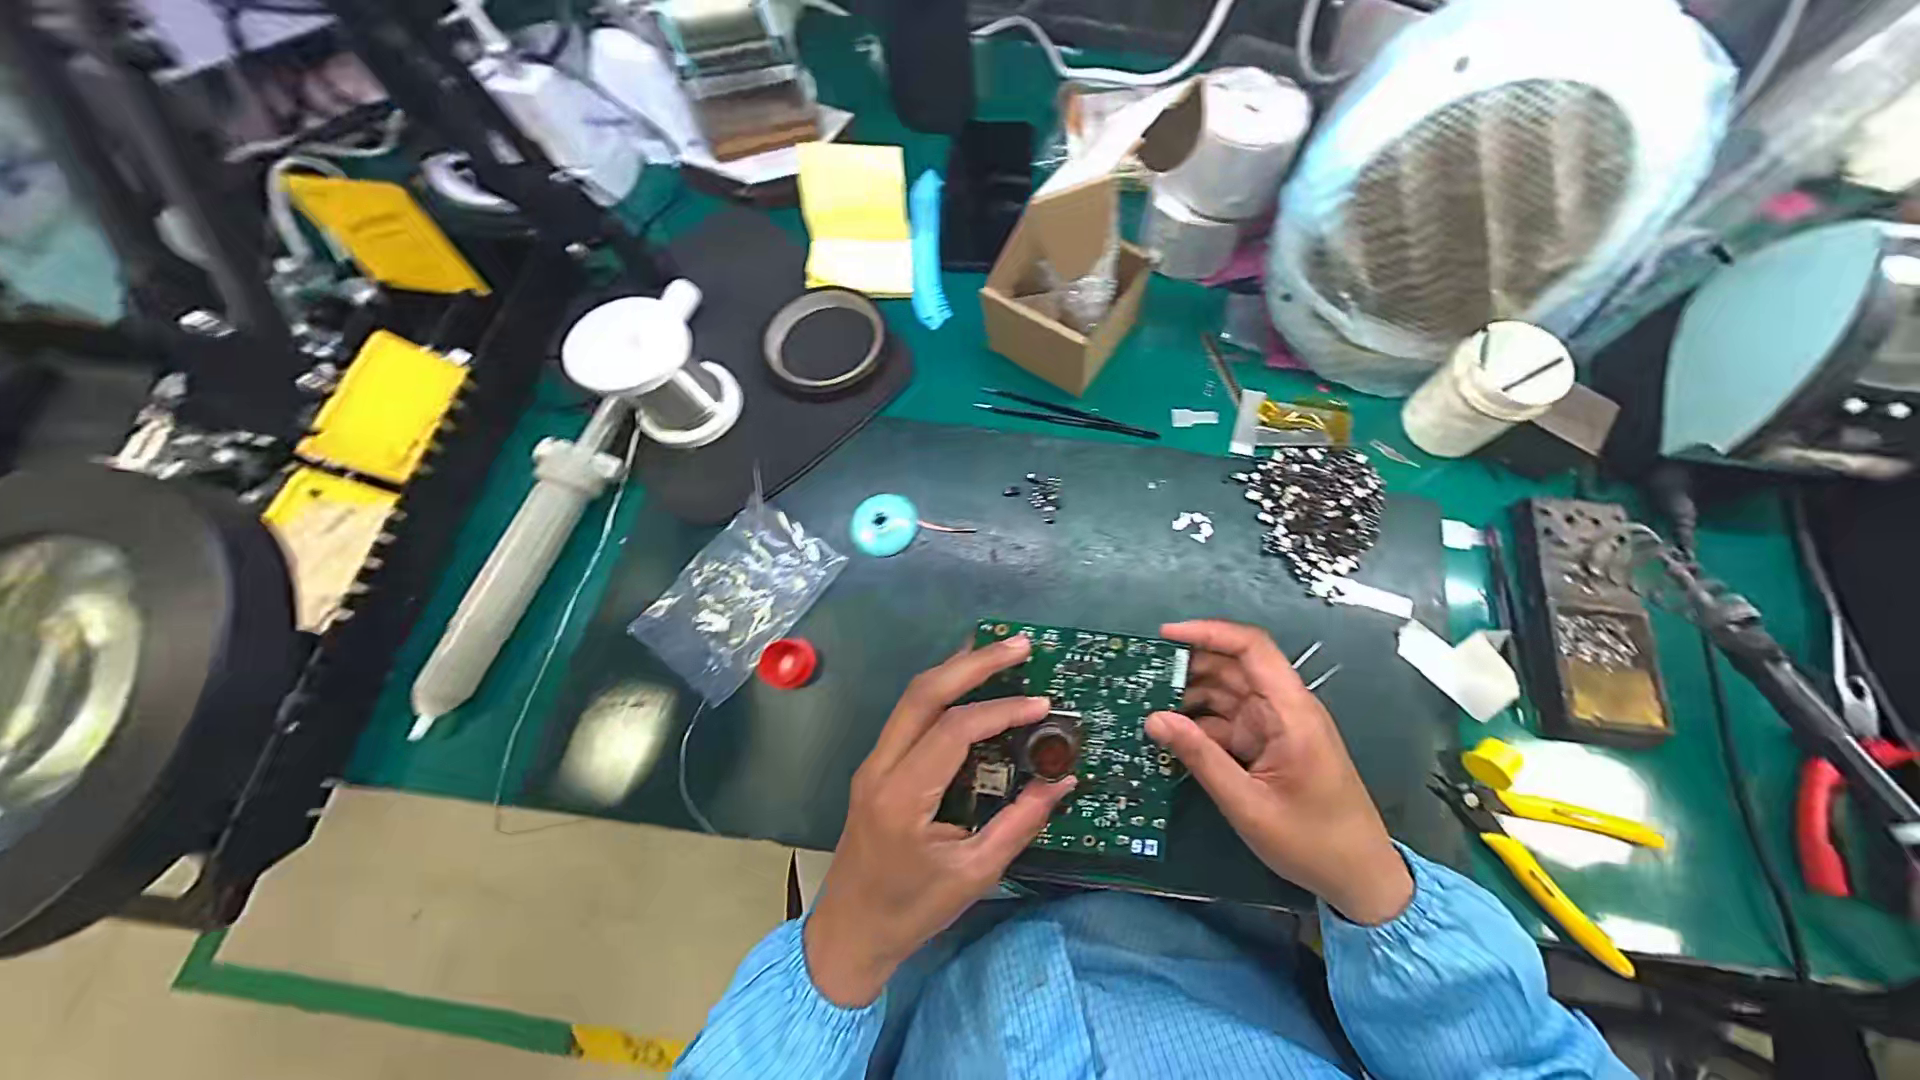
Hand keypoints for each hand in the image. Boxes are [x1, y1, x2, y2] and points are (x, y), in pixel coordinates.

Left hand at [805, 635, 1076, 1005]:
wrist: (847, 933)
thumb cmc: (910, 911)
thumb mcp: (974, 874)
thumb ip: (1019, 822)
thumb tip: (1061, 781)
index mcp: (902, 796)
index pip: (954, 730)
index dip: (1001, 710)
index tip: (1041, 704)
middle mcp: (880, 766)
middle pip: (924, 693)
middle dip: (973, 663)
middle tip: (1018, 645)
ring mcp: (873, 762)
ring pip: (912, 697)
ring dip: (955, 669)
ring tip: (996, 651)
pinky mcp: (876, 766)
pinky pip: (909, 714)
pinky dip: (942, 692)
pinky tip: (968, 685)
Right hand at [1146, 620, 1412, 924]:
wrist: (1360, 878)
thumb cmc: (1313, 841)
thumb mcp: (1248, 804)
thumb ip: (1200, 757)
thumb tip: (1154, 720)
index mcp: (1291, 712)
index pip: (1251, 649)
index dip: (1209, 632)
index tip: (1166, 636)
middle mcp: (1283, 709)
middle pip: (1233, 667)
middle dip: (1188, 665)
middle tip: (1143, 676)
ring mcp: (1275, 726)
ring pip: (1225, 692)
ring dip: (1189, 694)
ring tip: (1147, 702)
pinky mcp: (1268, 744)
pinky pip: (1226, 720)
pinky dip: (1197, 722)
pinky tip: (1170, 732)